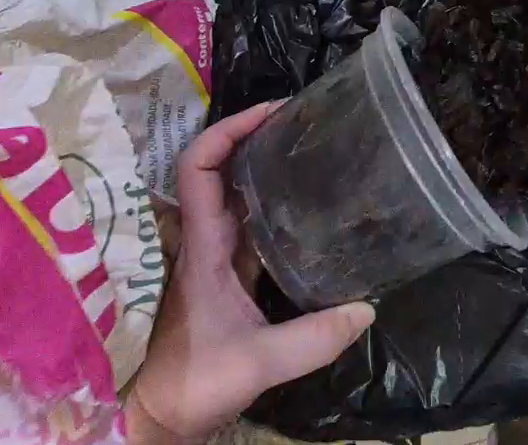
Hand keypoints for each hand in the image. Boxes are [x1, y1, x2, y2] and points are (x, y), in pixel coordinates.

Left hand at [126, 103, 375, 443]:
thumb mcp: (257, 362)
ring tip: (305, 145)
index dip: (227, 130)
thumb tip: (368, 308)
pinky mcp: (226, 270)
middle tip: (299, 120)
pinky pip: (246, 218)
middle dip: (251, 133)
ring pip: (232, 189)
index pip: (199, 166)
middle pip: (217, 166)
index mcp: (203, 243)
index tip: (271, 112)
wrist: (159, 414)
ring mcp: (215, 252)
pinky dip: (269, 197)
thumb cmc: (194, 382)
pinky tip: (303, 200)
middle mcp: (206, 236)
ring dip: (260, 161)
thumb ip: (313, 339)